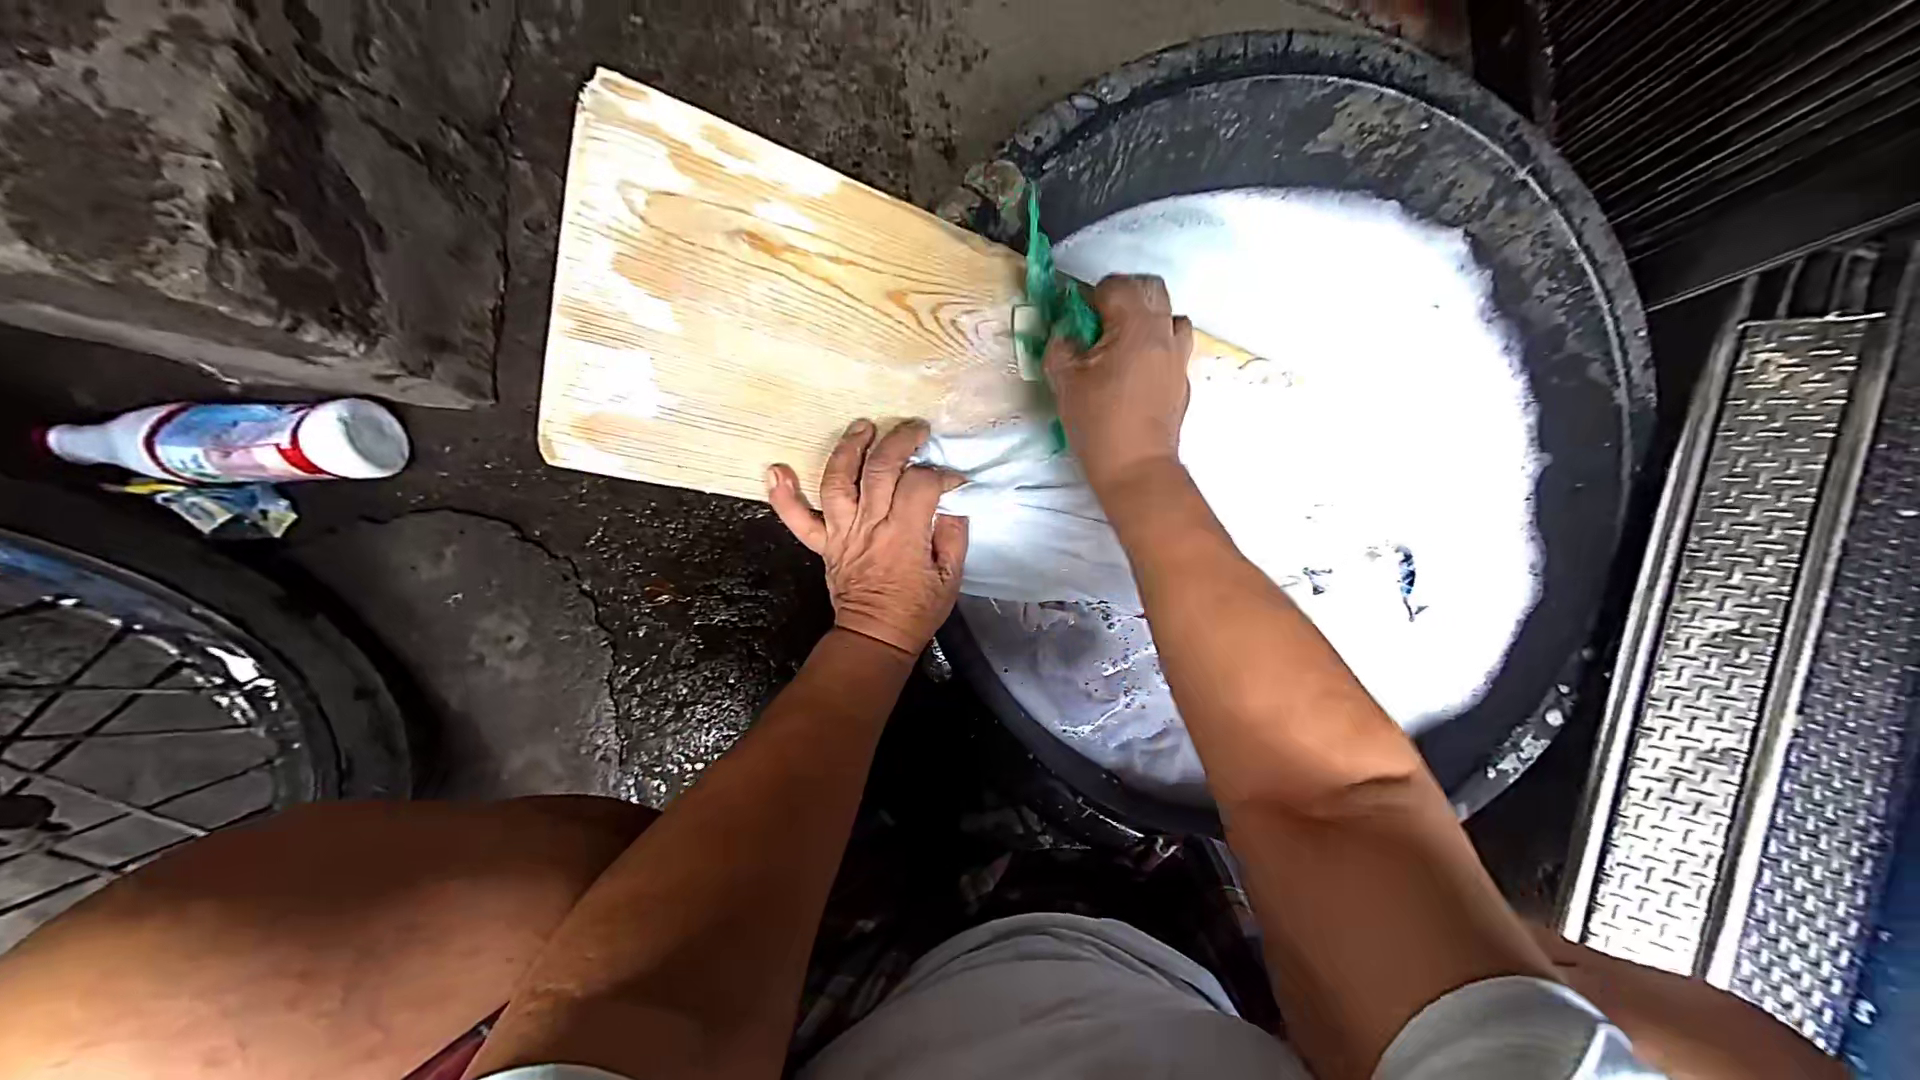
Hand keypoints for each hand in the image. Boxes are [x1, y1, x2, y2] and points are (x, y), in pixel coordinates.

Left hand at [768, 419, 968, 656]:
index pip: (921, 484)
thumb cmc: (916, 610)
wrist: (875, 637)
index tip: (952, 478)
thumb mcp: (950, 577)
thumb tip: (952, 502)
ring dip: (849, 448)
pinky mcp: (823, 542)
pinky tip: (776, 469)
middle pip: (881, 469)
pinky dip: (783, 495)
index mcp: (905, 535)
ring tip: (862, 426)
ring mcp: (841, 532)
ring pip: (838, 479)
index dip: (941, 474)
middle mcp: (870, 526)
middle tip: (915, 429)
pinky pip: (797, 518)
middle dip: (900, 441)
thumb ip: (953, 536)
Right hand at [1044, 274, 1194, 493]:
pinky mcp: (1182, 380)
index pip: (1117, 286)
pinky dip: (1155, 346)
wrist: (1136, 468)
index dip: (1092, 294)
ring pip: (1170, 316)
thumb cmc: (1098, 424)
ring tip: (1122, 343)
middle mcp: (1165, 334)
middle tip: (1098, 320)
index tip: (1077, 315)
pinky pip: (1173, 347)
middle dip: (1123, 295)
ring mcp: (1179, 358)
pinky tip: (1134, 371)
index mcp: (1136, 327)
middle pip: (1151, 289)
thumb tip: (1065, 334)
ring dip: (1146, 318)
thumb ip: (1061, 347)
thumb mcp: (1065, 383)